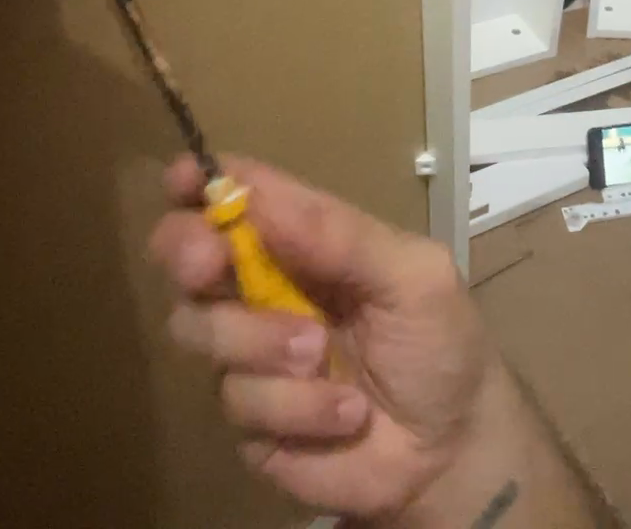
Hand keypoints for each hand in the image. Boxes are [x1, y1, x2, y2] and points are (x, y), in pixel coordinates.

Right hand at [148, 157, 594, 526]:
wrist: (450, 450)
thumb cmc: (441, 342)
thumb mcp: (412, 275)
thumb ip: (342, 237)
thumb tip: (259, 197)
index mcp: (311, 241)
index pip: (245, 197)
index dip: (205, 181)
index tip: (180, 178)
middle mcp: (269, 287)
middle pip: (191, 255)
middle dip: (191, 253)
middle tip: (211, 266)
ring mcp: (253, 353)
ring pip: (201, 329)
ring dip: (262, 342)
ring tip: (322, 357)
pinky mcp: (249, 418)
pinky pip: (238, 401)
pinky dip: (296, 406)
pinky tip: (345, 413)